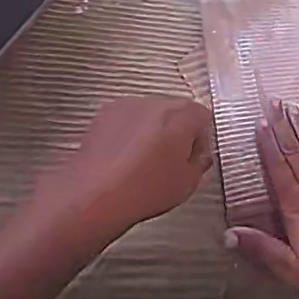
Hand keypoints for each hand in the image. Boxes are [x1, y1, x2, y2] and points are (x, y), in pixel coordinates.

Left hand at [32, 97, 215, 239]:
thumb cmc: (143, 189)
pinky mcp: (106, 113)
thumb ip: (200, 163)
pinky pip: (127, 119)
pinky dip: (129, 132)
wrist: (95, 196)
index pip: (203, 117)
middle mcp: (157, 102)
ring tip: (144, 163)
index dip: (201, 140)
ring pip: (151, 115)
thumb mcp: (187, 184)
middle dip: (176, 133)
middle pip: (176, 112)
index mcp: (182, 115)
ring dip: (152, 131)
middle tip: (170, 162)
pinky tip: (125, 159)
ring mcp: (129, 105)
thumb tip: (199, 157)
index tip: (193, 157)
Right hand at [224, 100, 298, 298]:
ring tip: (293, 109)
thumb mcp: (292, 268)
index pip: (276, 165)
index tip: (259, 122)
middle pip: (294, 148)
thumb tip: (229, 234)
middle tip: (273, 103)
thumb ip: (261, 248)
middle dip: (281, 124)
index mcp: (295, 202)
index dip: (266, 143)